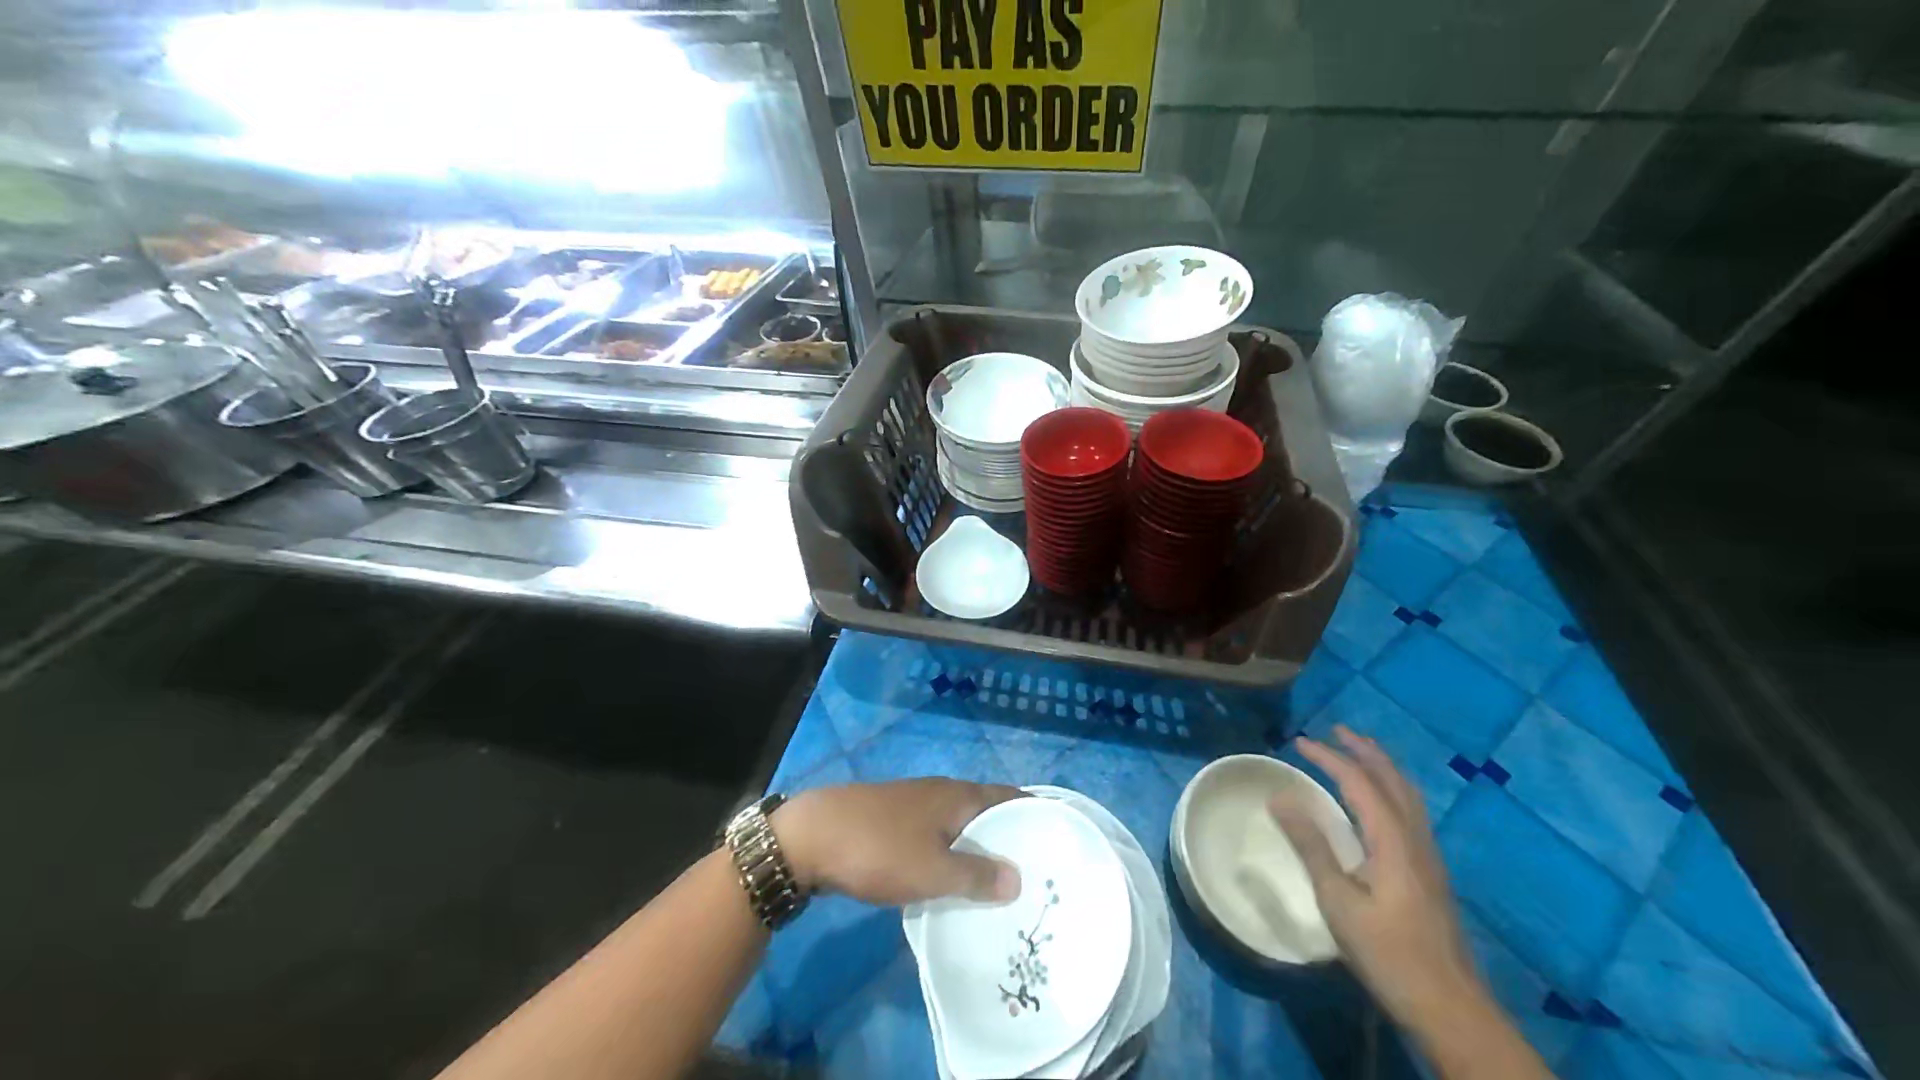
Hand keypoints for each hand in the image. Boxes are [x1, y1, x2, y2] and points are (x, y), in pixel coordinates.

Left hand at [772, 778, 1022, 906]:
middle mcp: (941, 792)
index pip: (1008, 798)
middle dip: (1009, 837)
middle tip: (1036, 871)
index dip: (1033, 813)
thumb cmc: (878, 848)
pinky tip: (953, 879)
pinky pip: (937, 835)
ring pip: (960, 825)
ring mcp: (915, 804)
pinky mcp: (894, 820)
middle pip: (986, 811)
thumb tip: (1019, 878)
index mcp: (958, 796)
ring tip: (1001, 883)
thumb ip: (976, 875)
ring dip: (979, 848)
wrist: (810, 836)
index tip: (1058, 839)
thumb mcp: (932, 870)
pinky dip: (952, 853)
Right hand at [1271, 727, 1486, 1034]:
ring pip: (1408, 796)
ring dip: (1382, 768)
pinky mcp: (1431, 874)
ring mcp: (1429, 857)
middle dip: (1365, 751)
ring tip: (1358, 754)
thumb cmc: (1388, 953)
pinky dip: (1390, 790)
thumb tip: (1281, 797)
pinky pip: (1410, 813)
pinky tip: (1378, 804)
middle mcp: (1416, 840)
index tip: (1298, 741)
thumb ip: (1311, 845)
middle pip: (1394, 781)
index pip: (1359, 782)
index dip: (1329, 757)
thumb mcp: (1338, 900)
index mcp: (1393, 841)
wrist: (1451, 1007)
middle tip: (1337, 731)